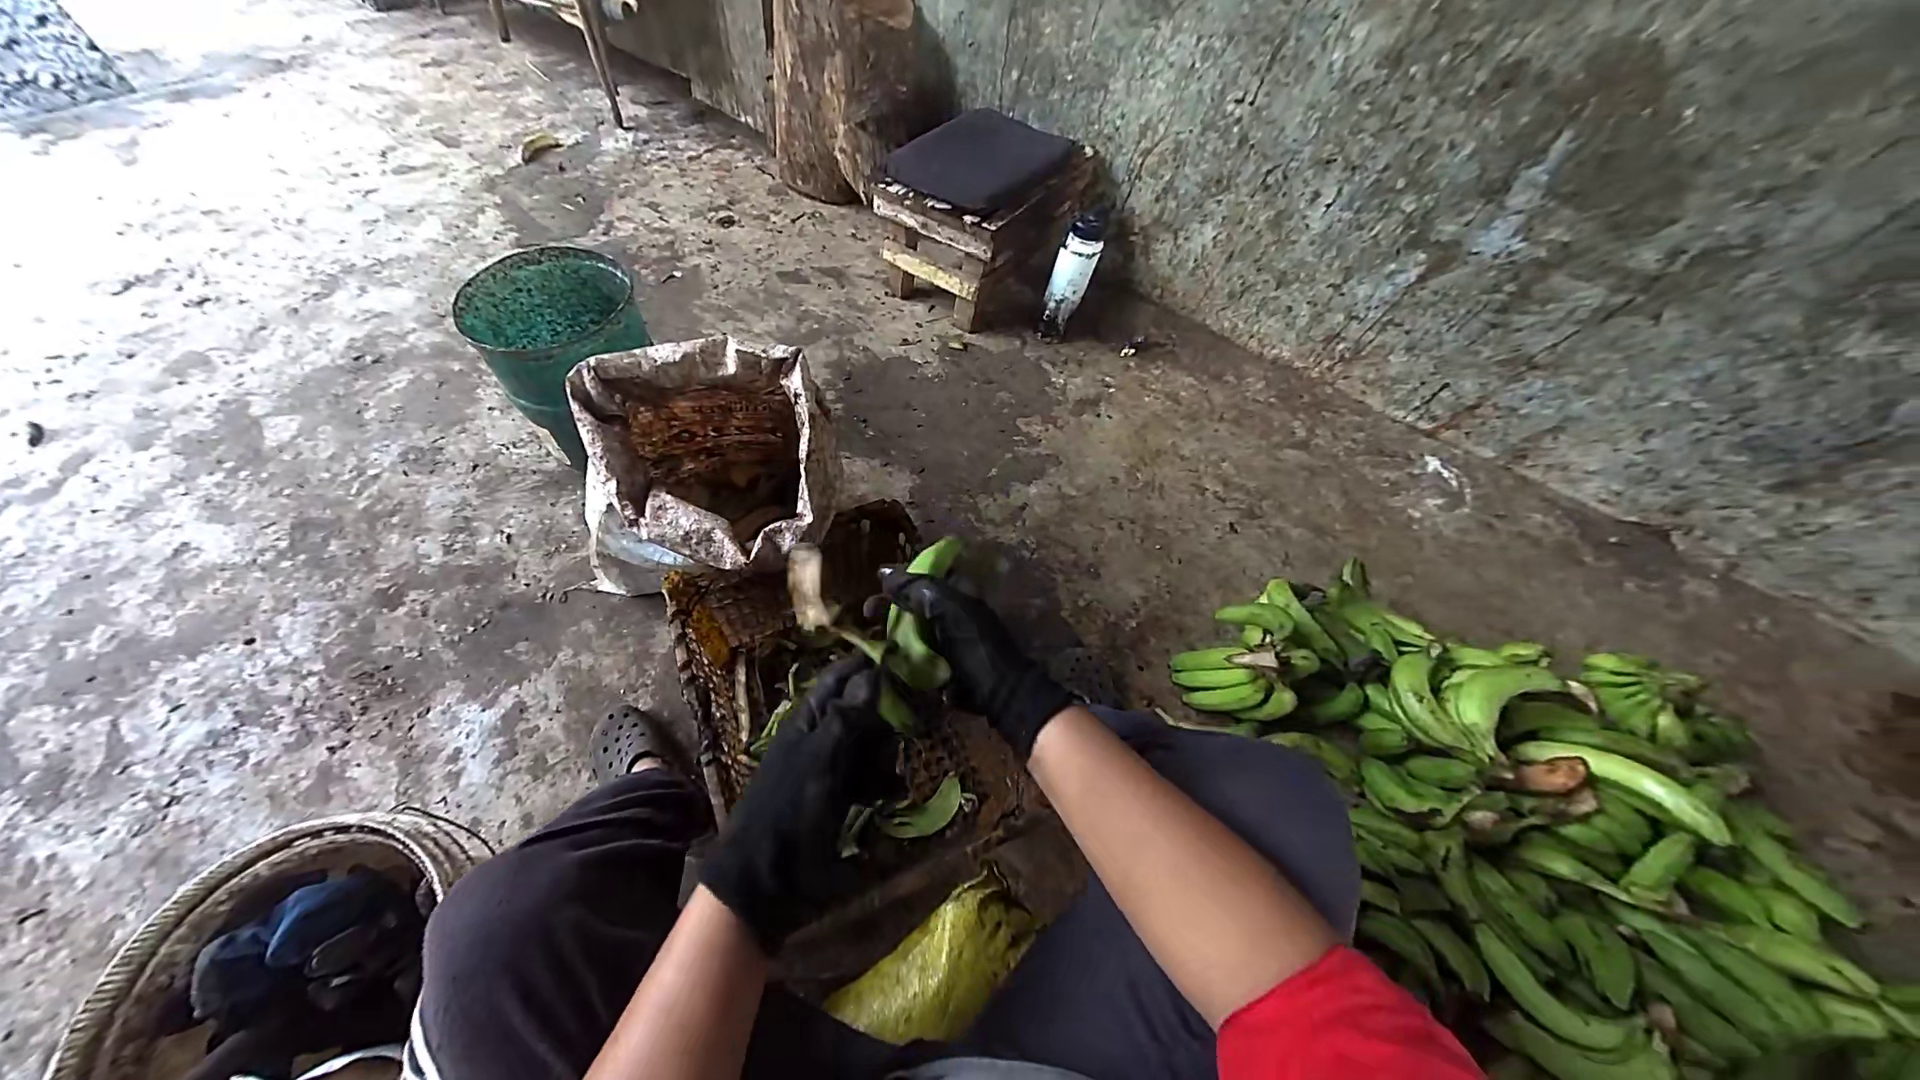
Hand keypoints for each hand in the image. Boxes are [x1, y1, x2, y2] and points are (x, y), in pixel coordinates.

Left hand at [700, 656, 899, 951]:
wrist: (765, 878)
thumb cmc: (790, 809)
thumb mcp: (821, 758)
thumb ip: (848, 715)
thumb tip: (875, 672)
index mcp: (812, 716)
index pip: (845, 674)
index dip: (873, 667)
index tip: (909, 670)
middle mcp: (824, 733)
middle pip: (866, 709)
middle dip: (886, 721)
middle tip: (897, 738)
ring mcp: (832, 765)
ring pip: (871, 743)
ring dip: (885, 756)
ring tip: (888, 778)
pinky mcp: (841, 794)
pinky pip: (869, 775)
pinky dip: (881, 782)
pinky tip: (887, 796)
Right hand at [879, 570, 1073, 758]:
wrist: (1004, 695)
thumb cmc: (976, 647)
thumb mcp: (947, 611)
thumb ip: (916, 590)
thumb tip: (884, 571)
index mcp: (959, 596)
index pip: (921, 580)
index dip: (897, 583)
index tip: (873, 591)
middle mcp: (954, 616)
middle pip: (914, 607)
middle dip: (890, 611)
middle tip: (868, 618)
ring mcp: (952, 645)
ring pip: (914, 634)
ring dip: (893, 637)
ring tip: (874, 644)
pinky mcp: (948, 671)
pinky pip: (919, 660)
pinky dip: (905, 660)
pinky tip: (888, 664)